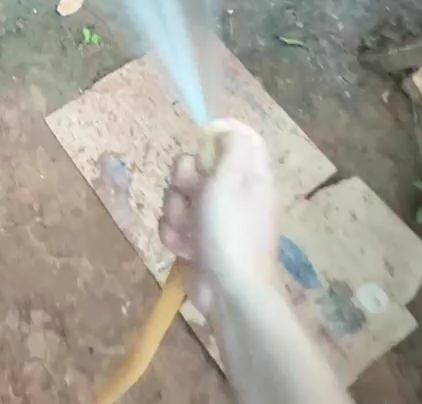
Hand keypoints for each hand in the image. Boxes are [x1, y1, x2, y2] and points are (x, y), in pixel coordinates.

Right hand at [158, 118, 279, 310]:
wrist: (230, 294)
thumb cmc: (232, 232)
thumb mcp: (231, 181)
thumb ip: (231, 148)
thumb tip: (230, 126)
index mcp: (248, 177)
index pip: (236, 139)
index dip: (215, 137)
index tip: (199, 147)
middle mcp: (231, 194)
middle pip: (195, 165)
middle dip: (182, 180)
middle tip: (190, 194)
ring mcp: (213, 218)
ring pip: (178, 194)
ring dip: (174, 211)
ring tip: (186, 231)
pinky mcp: (197, 240)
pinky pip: (173, 222)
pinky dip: (173, 234)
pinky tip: (183, 248)